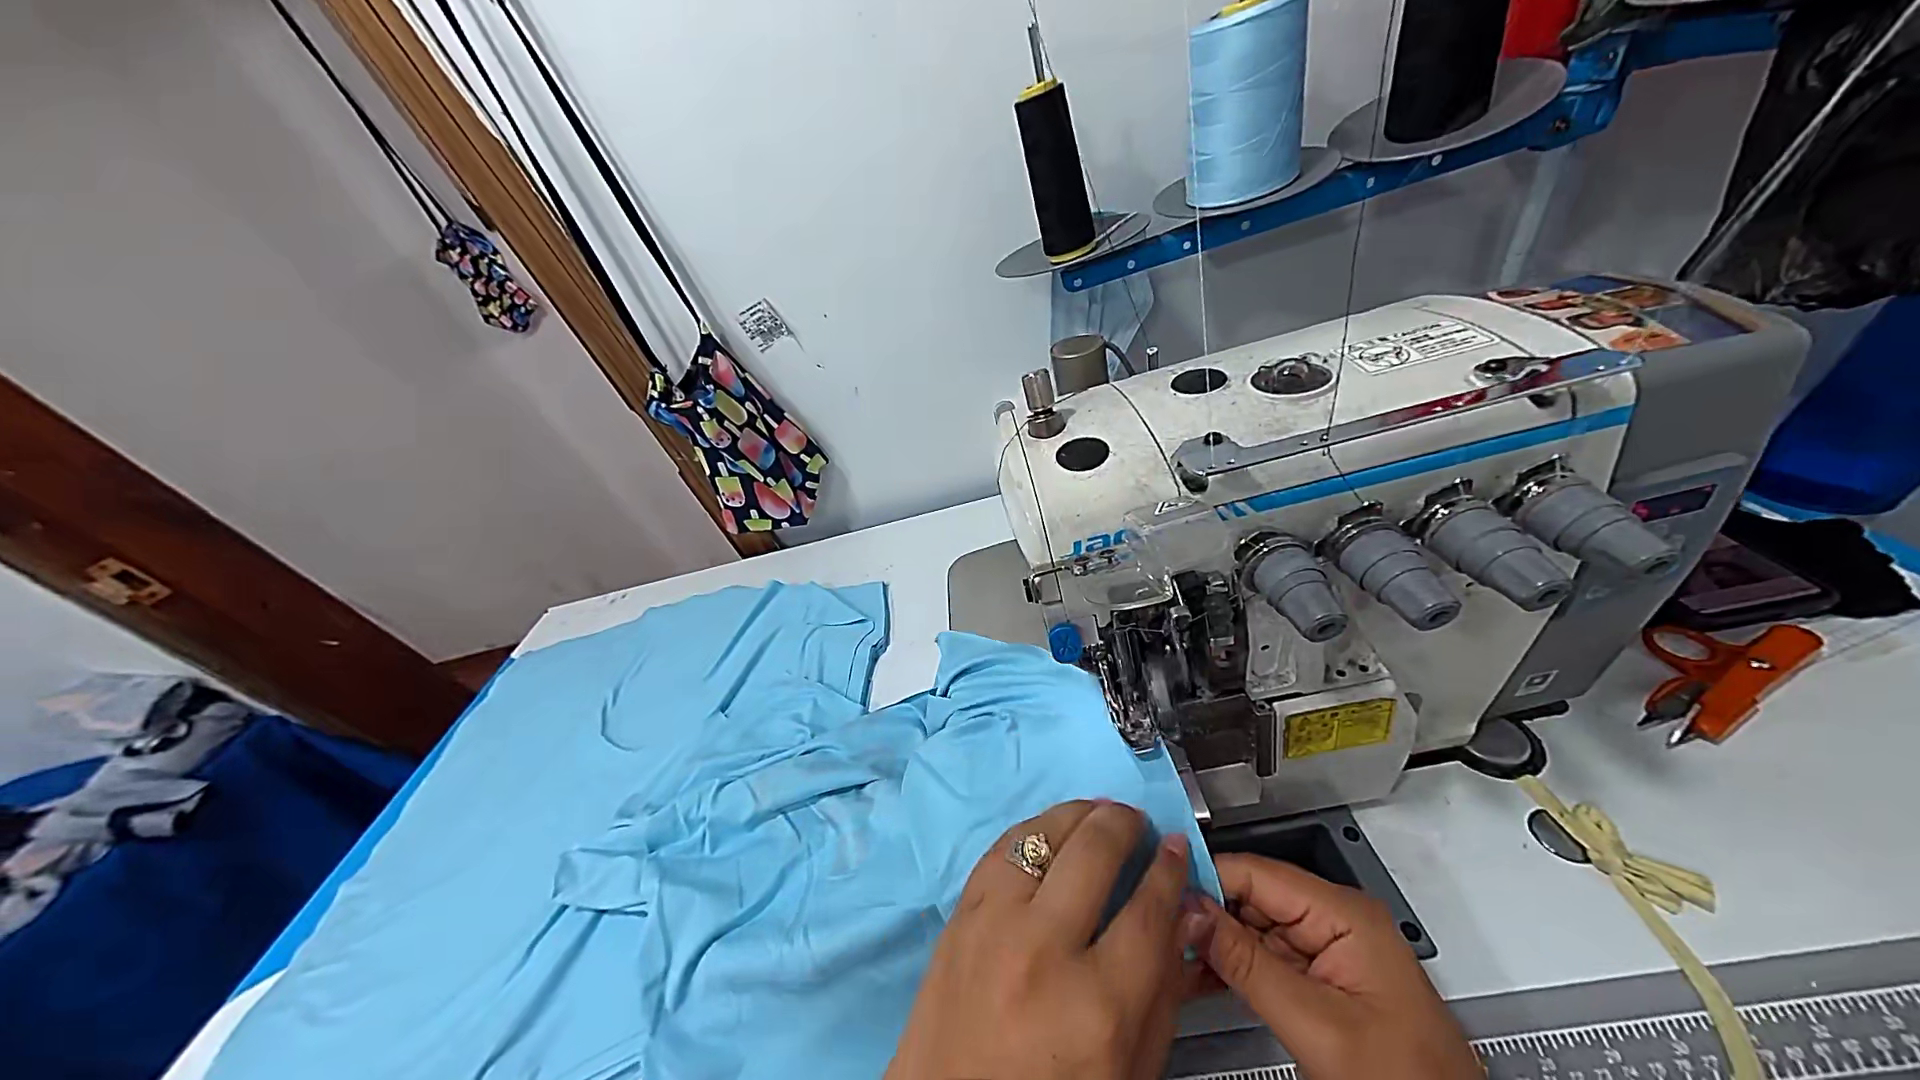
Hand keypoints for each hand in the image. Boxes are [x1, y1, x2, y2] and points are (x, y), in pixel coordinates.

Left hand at [885, 800, 1200, 1079]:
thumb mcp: (1131, 1069)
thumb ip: (1163, 989)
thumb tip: (1181, 912)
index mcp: (1098, 1005)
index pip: (1149, 910)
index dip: (1170, 870)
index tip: (1176, 848)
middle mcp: (1043, 950)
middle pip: (1094, 853)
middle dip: (1125, 824)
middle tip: (1138, 821)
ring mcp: (993, 924)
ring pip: (1042, 835)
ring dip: (1078, 814)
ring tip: (1098, 813)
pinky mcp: (960, 913)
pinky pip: (1001, 848)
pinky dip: (1033, 830)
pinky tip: (1051, 830)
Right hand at [1189, 854, 1480, 1079]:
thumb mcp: (1316, 1024)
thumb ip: (1247, 962)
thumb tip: (1194, 912)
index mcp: (1344, 914)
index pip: (1255, 872)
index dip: (1206, 880)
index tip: (1166, 895)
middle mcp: (1334, 919)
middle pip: (1249, 895)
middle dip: (1206, 912)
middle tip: (1166, 931)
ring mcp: (1326, 946)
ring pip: (1250, 925)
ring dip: (1214, 940)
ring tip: (1178, 954)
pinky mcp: (1317, 974)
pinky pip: (1262, 954)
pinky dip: (1231, 963)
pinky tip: (1203, 973)